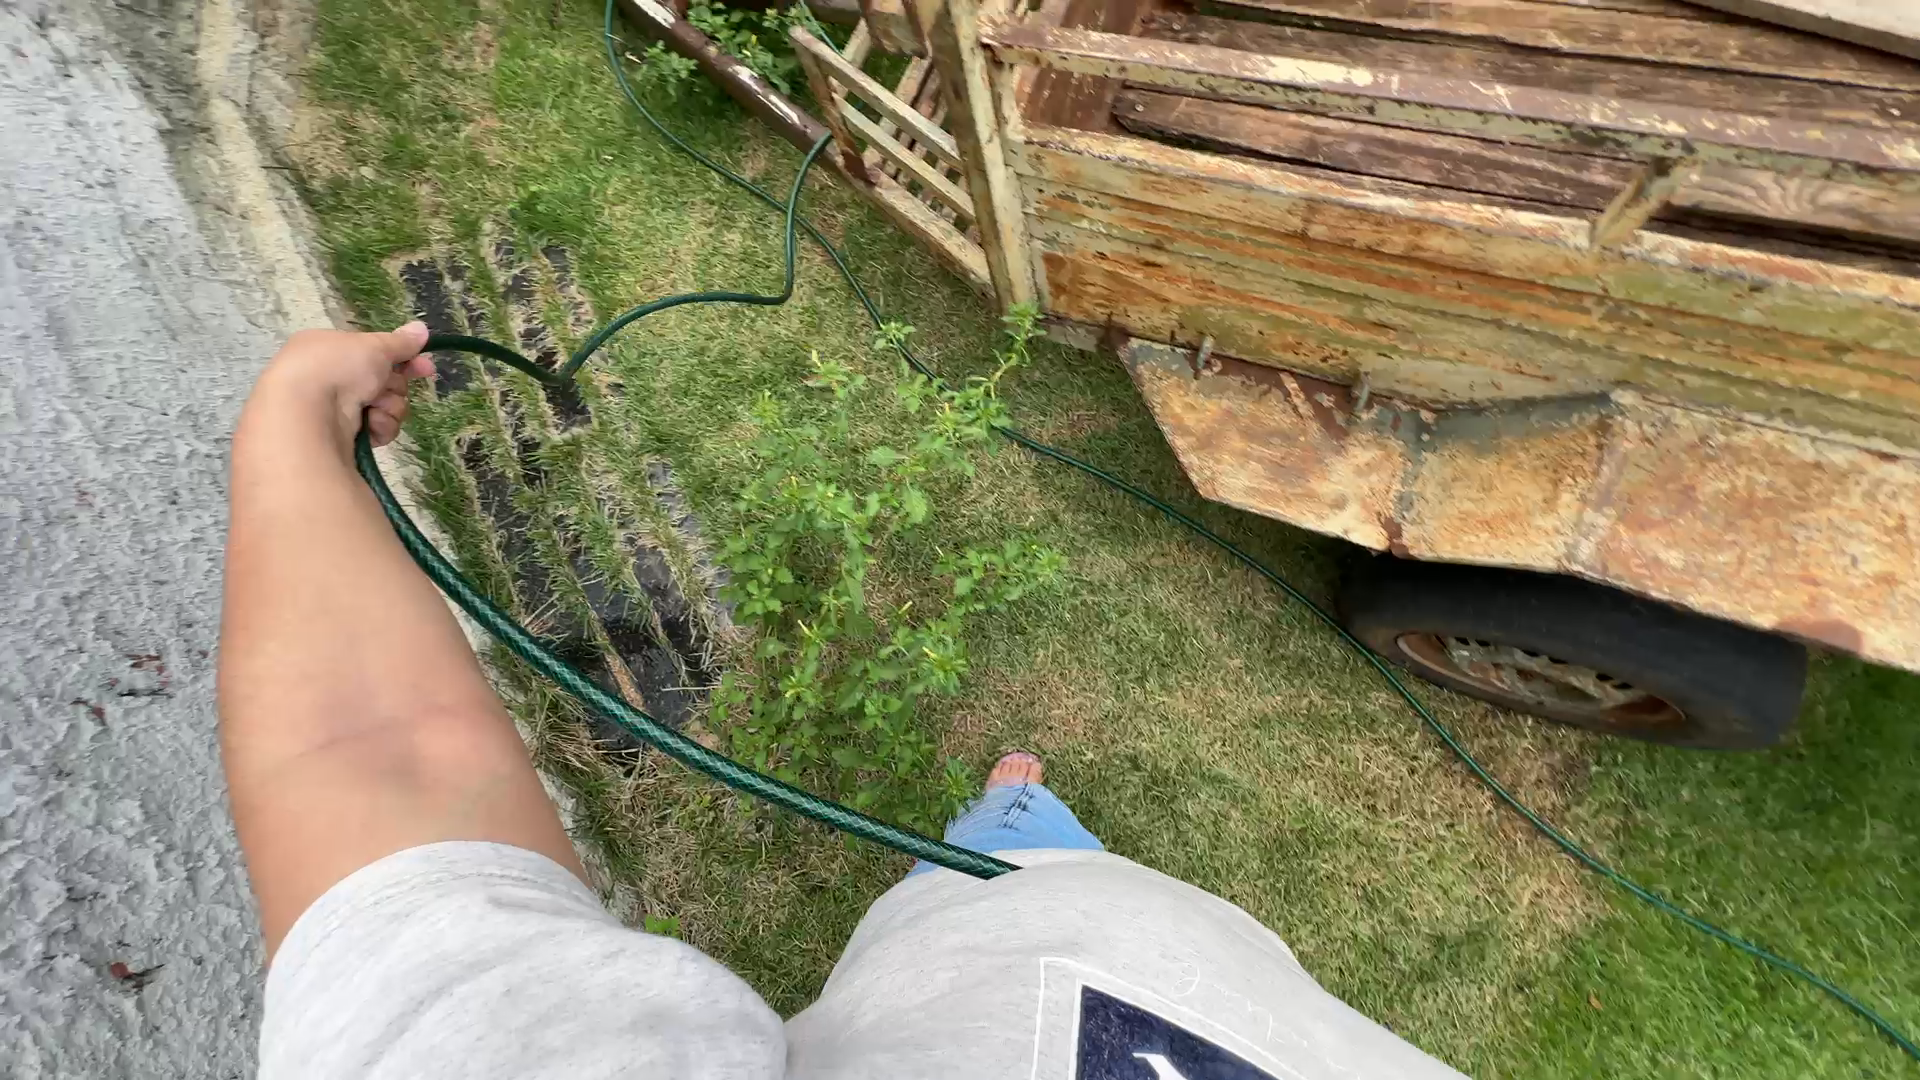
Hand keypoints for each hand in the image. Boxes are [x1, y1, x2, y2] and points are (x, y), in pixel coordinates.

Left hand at [250, 322, 434, 447]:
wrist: (308, 410)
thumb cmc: (337, 367)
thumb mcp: (374, 346)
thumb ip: (401, 341)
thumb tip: (422, 328)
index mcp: (331, 348)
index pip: (375, 352)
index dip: (404, 358)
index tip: (426, 365)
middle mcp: (332, 374)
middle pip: (384, 380)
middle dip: (395, 385)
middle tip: (394, 388)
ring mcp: (337, 403)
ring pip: (386, 404)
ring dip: (389, 405)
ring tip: (375, 406)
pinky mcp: (345, 430)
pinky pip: (378, 425)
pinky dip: (380, 424)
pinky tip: (370, 422)